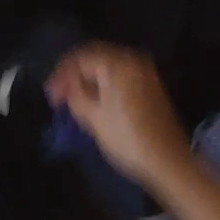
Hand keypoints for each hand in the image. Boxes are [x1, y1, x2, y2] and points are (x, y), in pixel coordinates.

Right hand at [45, 42, 193, 189]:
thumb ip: (75, 94)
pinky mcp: (150, 86)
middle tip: (58, 93)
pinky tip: (94, 99)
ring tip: (73, 97)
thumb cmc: (127, 138)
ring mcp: (144, 72)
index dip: (61, 74)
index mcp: (117, 62)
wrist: (169, 162)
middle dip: (74, 73)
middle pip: (94, 56)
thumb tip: (67, 86)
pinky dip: (103, 83)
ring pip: (107, 66)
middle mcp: (132, 59)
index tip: (50, 95)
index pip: (80, 57)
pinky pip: (119, 75)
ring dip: (88, 78)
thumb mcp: (92, 117)